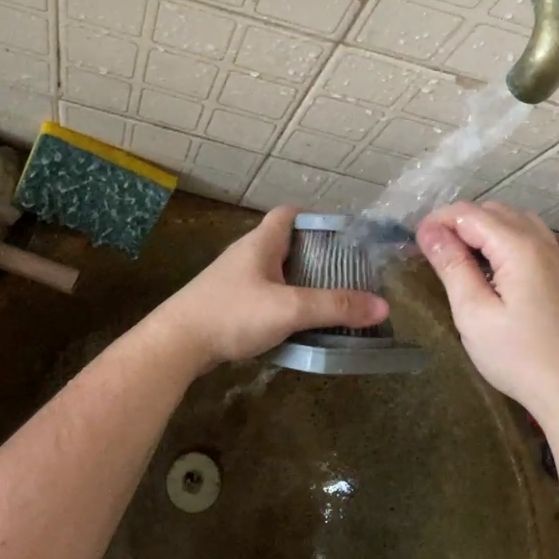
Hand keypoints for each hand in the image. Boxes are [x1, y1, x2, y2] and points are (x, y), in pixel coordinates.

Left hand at [147, 207, 389, 370]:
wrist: (176, 344)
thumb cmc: (232, 314)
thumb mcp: (289, 309)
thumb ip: (335, 306)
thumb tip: (382, 304)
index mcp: (260, 243)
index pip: (289, 214)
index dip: (316, 218)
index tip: (344, 236)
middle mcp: (246, 255)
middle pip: (285, 245)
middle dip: (316, 257)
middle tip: (346, 274)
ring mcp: (234, 281)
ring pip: (275, 274)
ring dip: (300, 284)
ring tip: (329, 302)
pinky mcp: (227, 305)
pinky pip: (264, 298)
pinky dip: (283, 306)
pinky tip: (297, 325)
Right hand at [415, 201, 558, 405]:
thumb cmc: (519, 357)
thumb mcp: (473, 312)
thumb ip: (452, 266)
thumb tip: (429, 230)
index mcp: (518, 247)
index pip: (470, 214)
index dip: (438, 221)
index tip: (415, 244)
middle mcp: (545, 244)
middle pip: (497, 212)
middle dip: (461, 223)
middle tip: (435, 254)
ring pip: (524, 223)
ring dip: (492, 230)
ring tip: (466, 257)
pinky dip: (542, 241)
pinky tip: (530, 254)